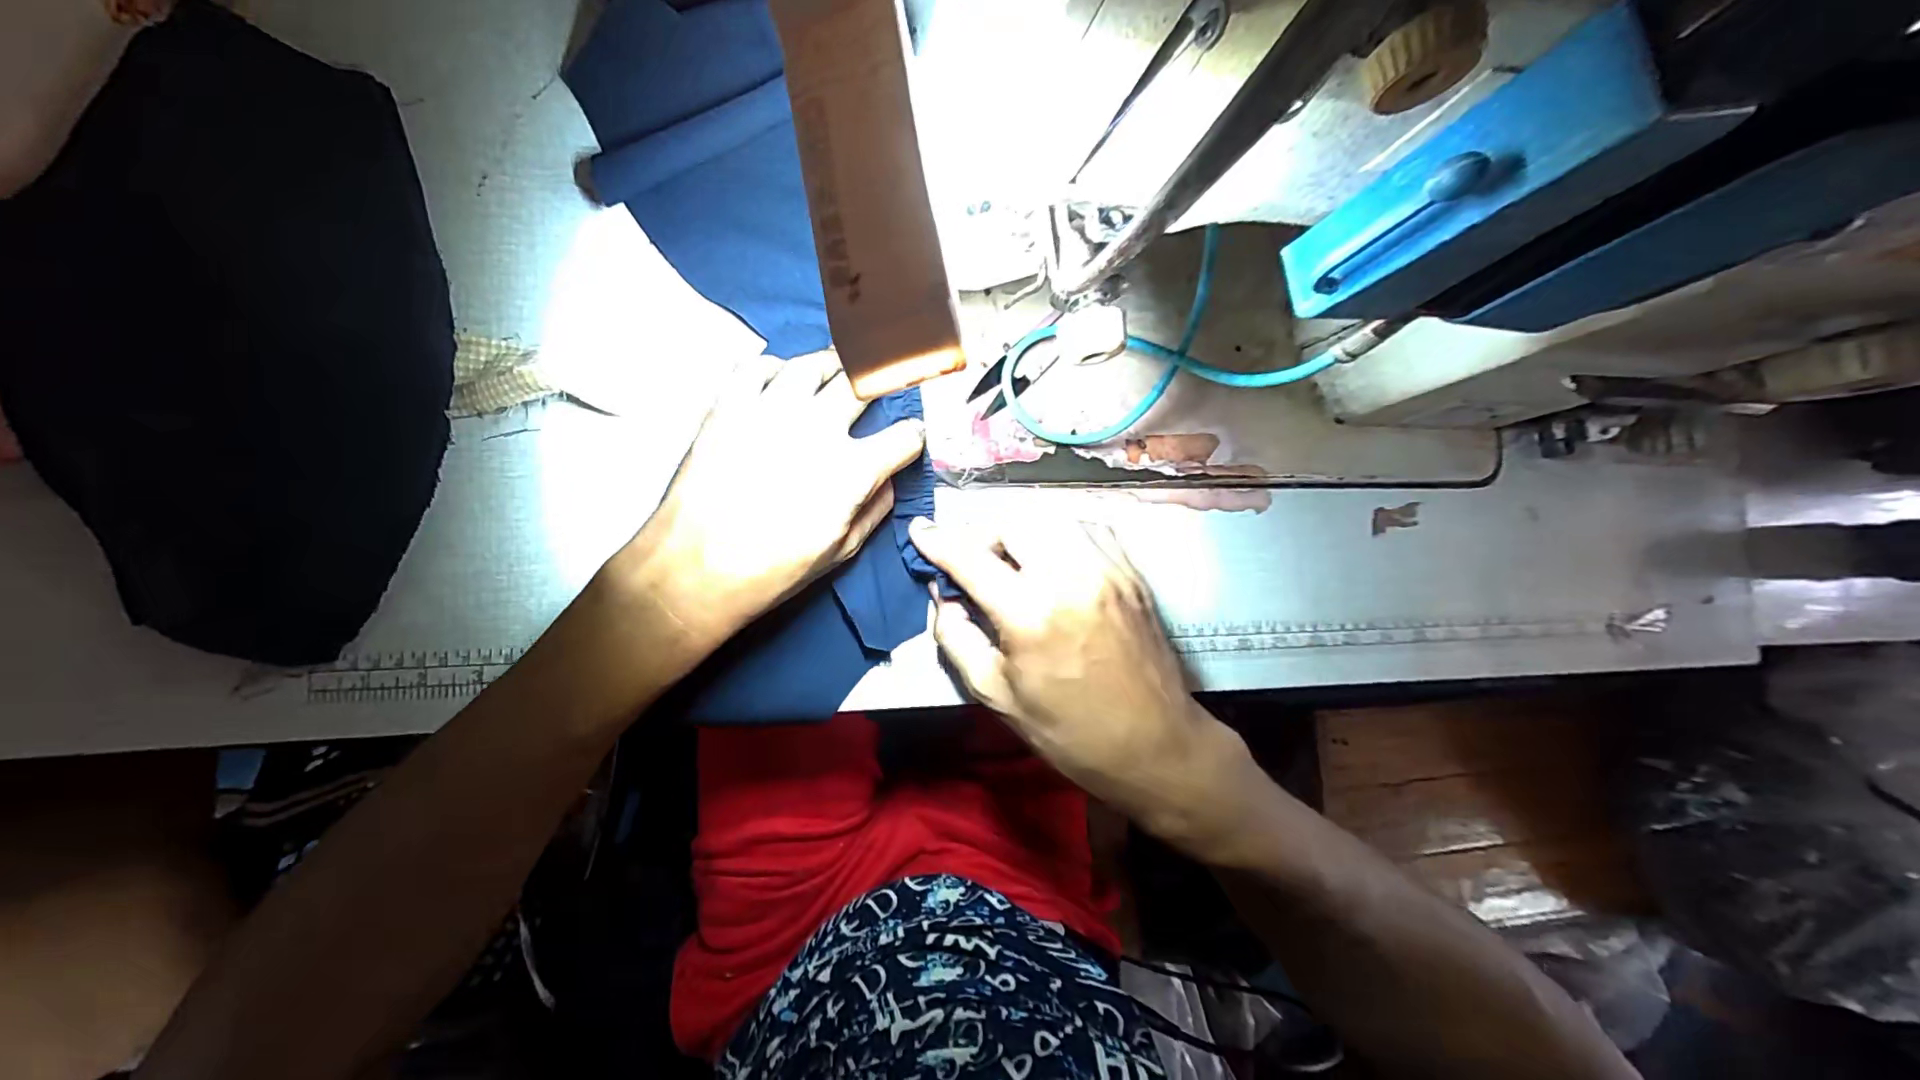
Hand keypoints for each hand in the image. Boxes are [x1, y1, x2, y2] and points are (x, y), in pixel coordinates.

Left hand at [619, 351, 923, 647]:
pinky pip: (759, 366)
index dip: (914, 435)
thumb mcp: (840, 552)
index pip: (905, 436)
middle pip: (864, 384)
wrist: (695, 568)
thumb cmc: (771, 571)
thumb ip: (874, 511)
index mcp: (852, 470)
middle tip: (879, 384)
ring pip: (814, 364)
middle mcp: (818, 428)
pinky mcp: (730, 404)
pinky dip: (777, 368)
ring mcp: (772, 410)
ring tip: (834, 372)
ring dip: (833, 366)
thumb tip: (888, 481)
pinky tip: (781, 381)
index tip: (910, 436)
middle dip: (882, 381)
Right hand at [908, 517, 1265, 857]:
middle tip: (976, 564)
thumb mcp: (996, 695)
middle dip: (983, 535)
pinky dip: (1060, 535)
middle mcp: (1069, 577)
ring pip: (1051, 517)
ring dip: (1022, 532)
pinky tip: (1054, 561)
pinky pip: (1087, 528)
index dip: (937, 542)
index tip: (921, 533)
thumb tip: (943, 596)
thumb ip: (956, 637)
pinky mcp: (1131, 572)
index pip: (970, 558)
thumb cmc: (1068, 731)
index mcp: (1030, 615)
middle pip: (1012, 522)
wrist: (1153, 745)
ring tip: (1014, 562)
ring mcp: (1107, 569)